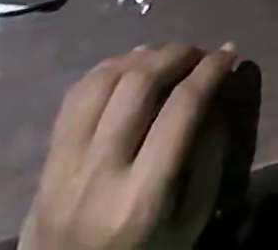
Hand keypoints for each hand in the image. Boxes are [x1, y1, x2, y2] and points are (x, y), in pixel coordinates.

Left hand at [20, 43, 236, 249]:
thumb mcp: (190, 226)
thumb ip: (209, 159)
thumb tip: (215, 97)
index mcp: (142, 200)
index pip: (182, 109)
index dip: (210, 71)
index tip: (229, 53)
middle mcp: (100, 173)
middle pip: (140, 84)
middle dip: (177, 55)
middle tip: (199, 53)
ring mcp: (66, 162)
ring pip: (105, 79)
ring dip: (143, 56)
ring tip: (167, 56)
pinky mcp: (48, 156)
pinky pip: (78, 92)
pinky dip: (109, 68)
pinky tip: (131, 67)